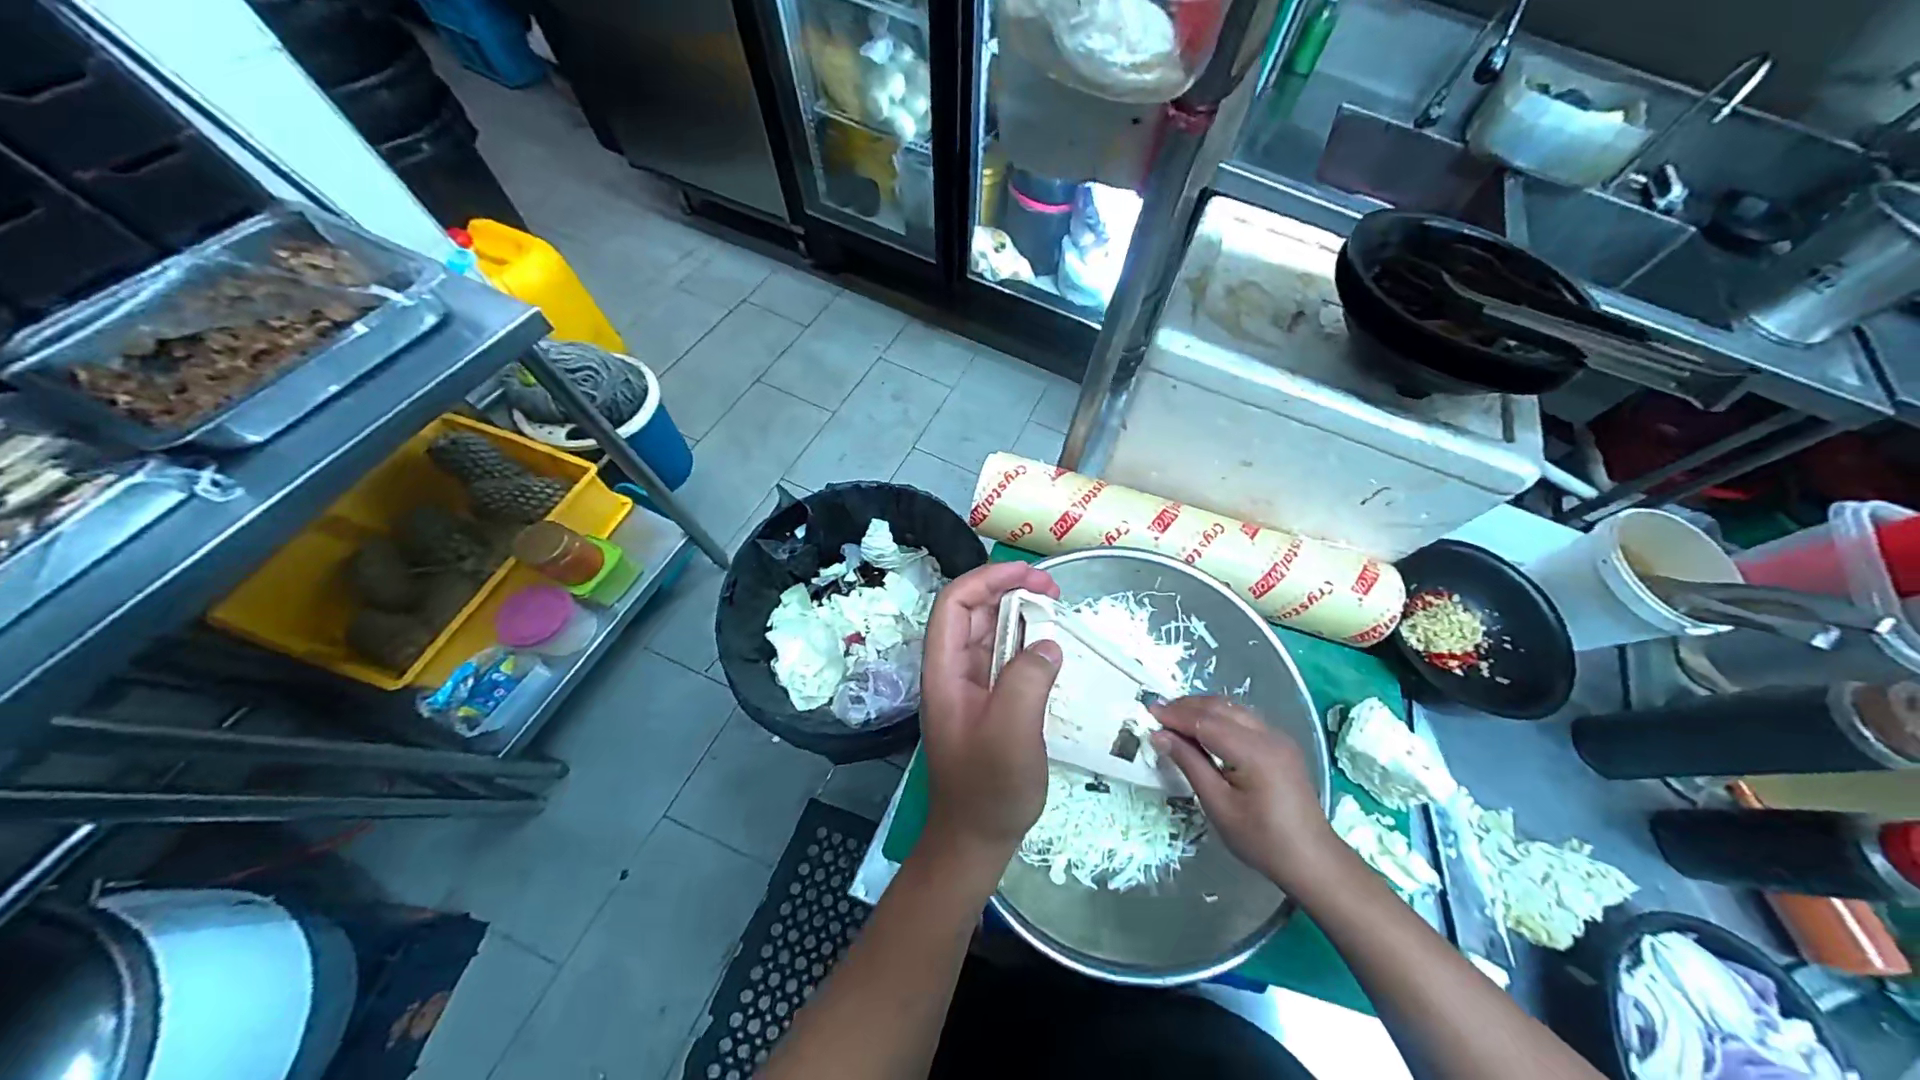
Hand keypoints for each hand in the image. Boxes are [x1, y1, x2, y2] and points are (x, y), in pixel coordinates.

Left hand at [919, 562, 1062, 871]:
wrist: (976, 839)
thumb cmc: (988, 789)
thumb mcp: (1011, 732)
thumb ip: (1027, 680)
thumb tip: (1047, 643)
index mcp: (944, 671)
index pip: (953, 605)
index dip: (987, 580)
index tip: (1031, 575)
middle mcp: (953, 672)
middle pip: (972, 613)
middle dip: (1009, 590)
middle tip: (1054, 591)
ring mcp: (970, 688)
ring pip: (991, 634)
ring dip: (1020, 615)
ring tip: (1057, 611)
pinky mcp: (989, 703)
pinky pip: (1005, 660)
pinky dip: (1027, 644)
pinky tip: (1052, 647)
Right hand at [1150, 697, 1340, 890]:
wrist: (1312, 860)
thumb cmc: (1262, 840)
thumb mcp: (1218, 805)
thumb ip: (1190, 764)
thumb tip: (1160, 736)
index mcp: (1255, 752)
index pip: (1206, 722)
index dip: (1176, 715)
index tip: (1149, 712)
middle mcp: (1269, 736)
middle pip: (1221, 708)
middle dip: (1187, 706)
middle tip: (1158, 712)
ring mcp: (1279, 738)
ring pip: (1233, 709)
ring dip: (1203, 708)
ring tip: (1175, 717)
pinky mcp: (1281, 745)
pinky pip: (1244, 719)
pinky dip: (1219, 717)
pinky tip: (1204, 728)